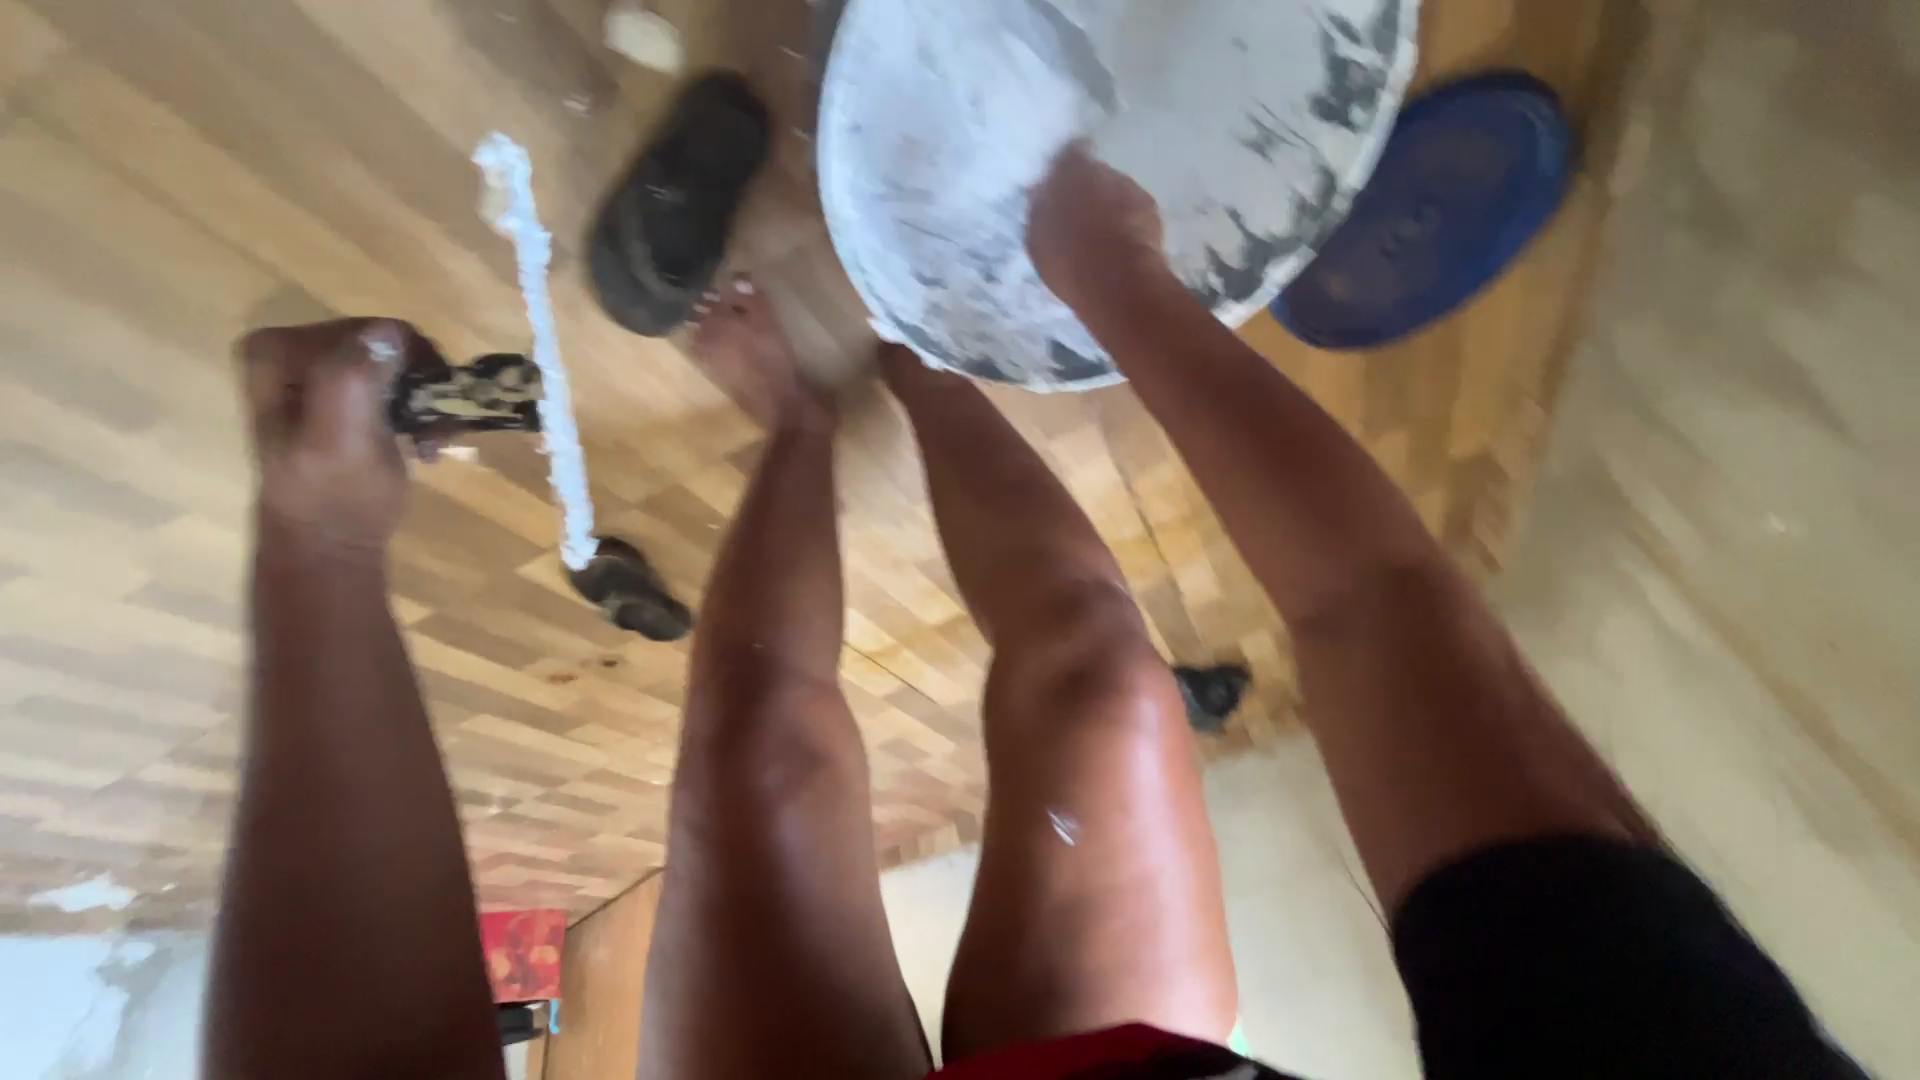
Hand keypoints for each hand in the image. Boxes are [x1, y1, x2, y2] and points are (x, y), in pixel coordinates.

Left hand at [237, 319, 421, 557]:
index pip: (378, 331)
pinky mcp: (335, 397)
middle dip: (424, 388)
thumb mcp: (343, 438)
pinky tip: (420, 443)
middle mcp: (291, 351)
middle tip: (437, 434)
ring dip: (426, 404)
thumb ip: (353, 378)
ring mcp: (312, 374)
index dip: (418, 369)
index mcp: (281, 351)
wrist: (329, 544)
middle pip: (389, 346)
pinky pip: (392, 385)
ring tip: (431, 444)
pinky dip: (416, 413)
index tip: (433, 414)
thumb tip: (388, 333)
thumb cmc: (338, 496)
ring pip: (397, 366)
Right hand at [1028, 142, 1168, 310]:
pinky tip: (1122, 246)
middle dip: (1089, 192)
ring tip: (1103, 238)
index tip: (1062, 185)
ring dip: (1110, 208)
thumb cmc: (1068, 260)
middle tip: (1081, 220)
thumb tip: (1043, 195)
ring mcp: (1130, 189)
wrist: (1118, 280)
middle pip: (1094, 175)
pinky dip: (1129, 223)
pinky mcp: (1152, 210)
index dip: (1066, 168)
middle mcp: (1103, 171)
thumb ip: (1040, 210)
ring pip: (1116, 193)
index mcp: (1069, 173)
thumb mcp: (1038, 239)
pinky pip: (1135, 211)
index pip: (1068, 154)